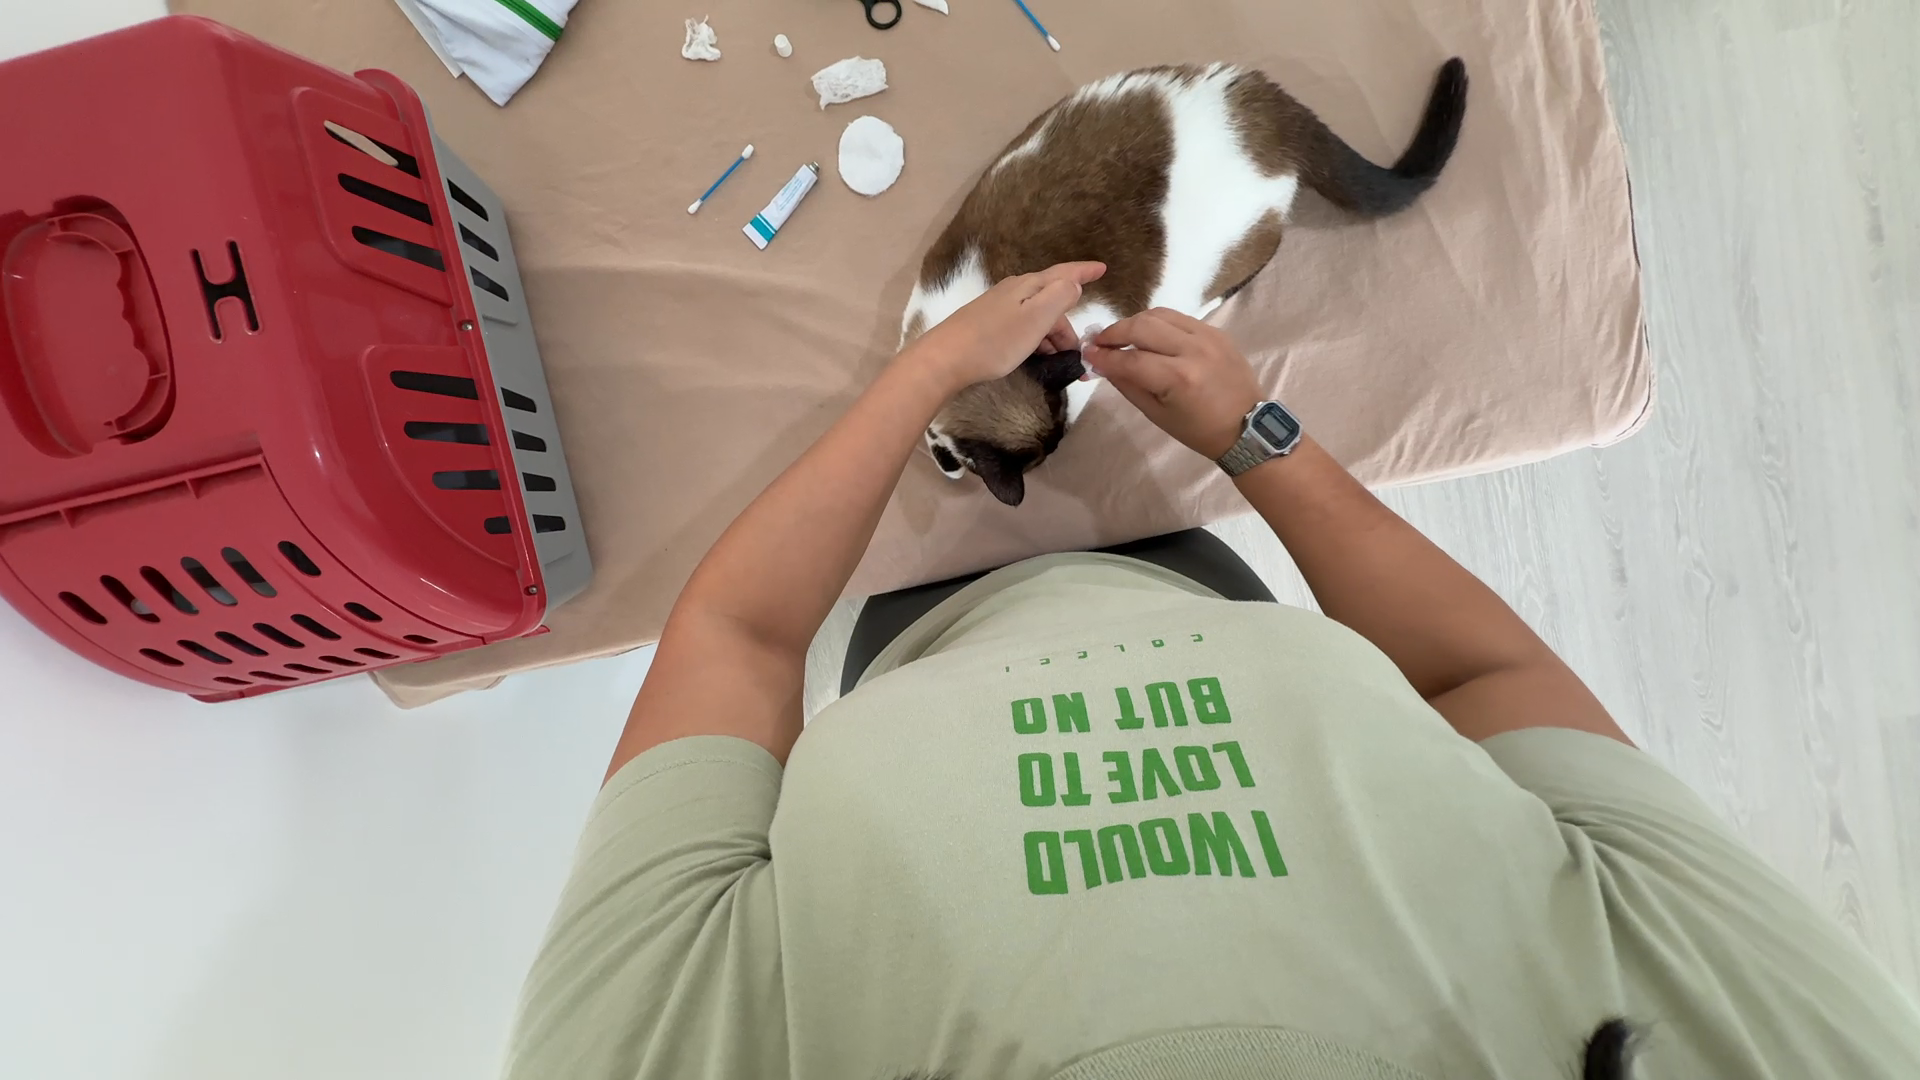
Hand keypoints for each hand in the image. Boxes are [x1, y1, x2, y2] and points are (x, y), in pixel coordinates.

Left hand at [902, 262, 1105, 391]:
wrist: (945, 359)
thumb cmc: (995, 341)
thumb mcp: (1036, 319)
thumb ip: (1060, 297)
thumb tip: (1074, 283)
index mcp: (1029, 286)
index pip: (1064, 274)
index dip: (1084, 272)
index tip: (1103, 269)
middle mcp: (1013, 291)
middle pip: (1050, 300)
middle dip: (1067, 325)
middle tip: (1076, 354)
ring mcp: (997, 307)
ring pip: (1036, 316)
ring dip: (1052, 335)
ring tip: (1058, 360)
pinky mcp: (986, 324)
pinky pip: (1022, 326)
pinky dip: (1035, 339)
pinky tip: (1035, 355)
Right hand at [1083, 308, 1264, 459]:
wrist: (1246, 426)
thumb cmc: (1198, 430)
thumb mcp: (1157, 415)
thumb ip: (1127, 385)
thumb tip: (1102, 365)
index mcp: (1178, 378)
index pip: (1130, 360)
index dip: (1104, 357)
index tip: (1086, 355)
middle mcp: (1193, 349)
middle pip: (1141, 327)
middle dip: (1114, 333)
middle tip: (1098, 342)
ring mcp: (1207, 335)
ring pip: (1159, 314)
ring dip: (1133, 323)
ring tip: (1120, 337)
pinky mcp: (1215, 330)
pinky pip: (1178, 317)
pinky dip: (1157, 323)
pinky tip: (1147, 336)